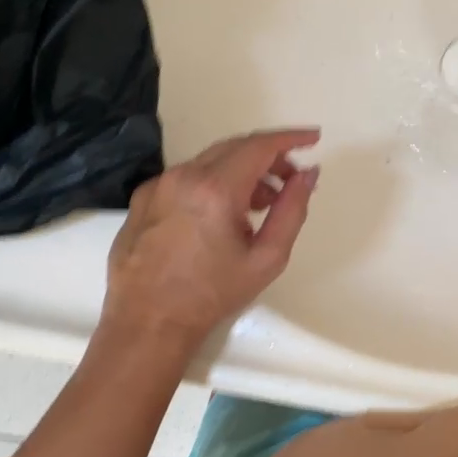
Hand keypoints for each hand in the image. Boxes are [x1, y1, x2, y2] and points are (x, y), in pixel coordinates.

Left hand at [100, 128, 319, 352]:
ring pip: (210, 162)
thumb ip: (292, 210)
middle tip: (294, 179)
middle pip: (234, 147)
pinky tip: (227, 215)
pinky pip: (188, 177)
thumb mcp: (268, 257)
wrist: (150, 319)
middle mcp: (183, 176)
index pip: (259, 146)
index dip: (290, 138)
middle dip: (270, 156)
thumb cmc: (215, 293)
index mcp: (216, 189)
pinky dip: (217, 183)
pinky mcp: (143, 198)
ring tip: (264, 204)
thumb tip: (308, 175)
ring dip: (244, 172)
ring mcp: (158, 185)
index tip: (313, 137)